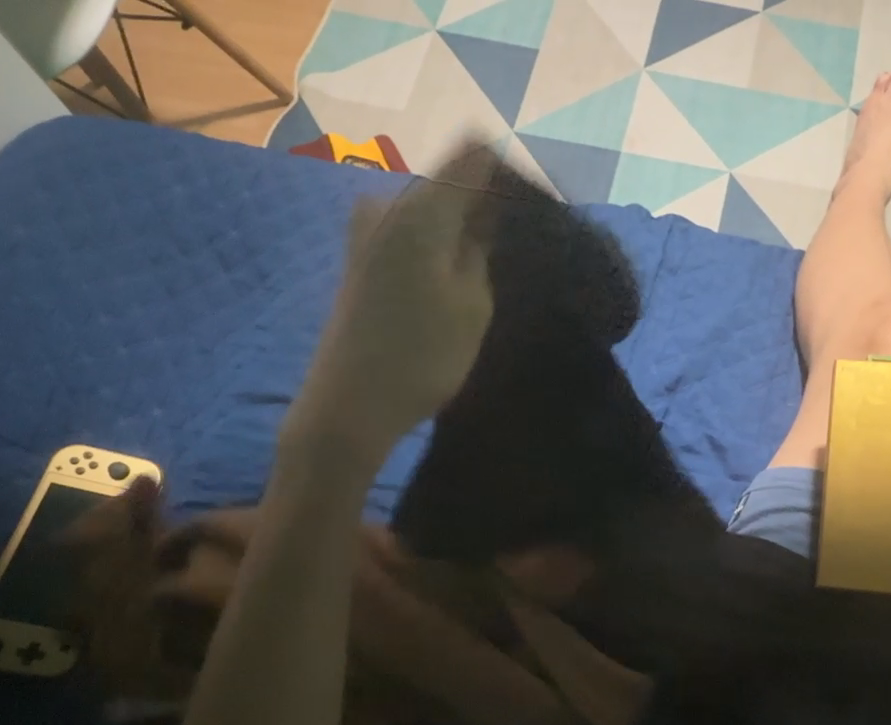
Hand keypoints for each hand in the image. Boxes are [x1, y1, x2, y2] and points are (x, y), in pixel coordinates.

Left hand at [282, 143, 497, 471]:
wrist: (350, 404)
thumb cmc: (421, 356)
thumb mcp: (473, 303)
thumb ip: (483, 247)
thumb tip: (490, 211)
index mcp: (420, 206)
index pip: (476, 155)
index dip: (513, 173)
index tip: (540, 209)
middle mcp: (388, 201)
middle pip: (452, 181)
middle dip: (489, 205)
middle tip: (522, 247)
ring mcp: (369, 228)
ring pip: (434, 211)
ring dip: (465, 230)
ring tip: (497, 269)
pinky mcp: (363, 254)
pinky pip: (415, 233)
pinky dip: (441, 247)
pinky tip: (461, 281)